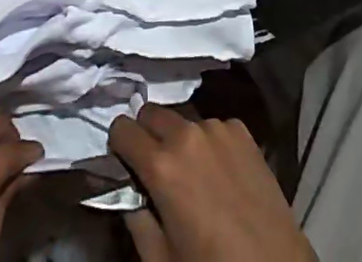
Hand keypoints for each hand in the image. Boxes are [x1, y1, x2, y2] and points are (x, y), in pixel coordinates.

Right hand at [107, 104, 317, 261]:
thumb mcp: (159, 255)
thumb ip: (135, 216)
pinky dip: (208, 142)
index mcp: (161, 164)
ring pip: (183, 120)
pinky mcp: (242, 130)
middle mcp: (187, 134)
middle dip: (146, 134)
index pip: (122, 128)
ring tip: (191, 170)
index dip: (118, 144)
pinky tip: (219, 170)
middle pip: (152, 113)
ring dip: (179, 138)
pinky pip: (212, 126)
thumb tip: (125, 189)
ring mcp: (218, 128)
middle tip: (153, 165)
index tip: (123, 161)